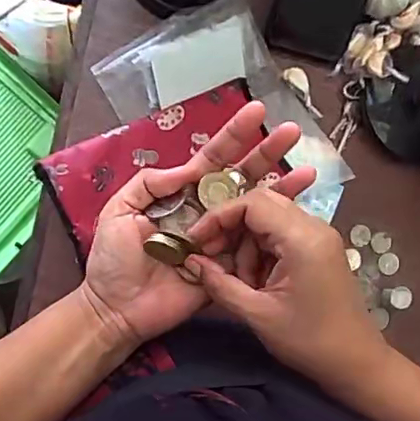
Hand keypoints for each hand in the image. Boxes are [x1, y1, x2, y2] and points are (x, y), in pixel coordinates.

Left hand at [81, 100, 317, 346]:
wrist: (115, 308)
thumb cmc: (112, 260)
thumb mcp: (119, 211)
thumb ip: (150, 184)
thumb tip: (189, 166)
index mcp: (179, 195)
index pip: (211, 161)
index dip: (234, 136)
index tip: (257, 112)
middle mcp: (204, 213)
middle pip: (239, 179)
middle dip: (266, 155)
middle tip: (292, 133)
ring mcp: (217, 241)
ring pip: (253, 211)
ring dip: (280, 191)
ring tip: (307, 171)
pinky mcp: (225, 269)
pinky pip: (251, 249)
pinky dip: (273, 234)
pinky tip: (295, 214)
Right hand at [182, 187, 388, 389]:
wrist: (354, 361)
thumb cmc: (307, 341)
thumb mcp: (257, 314)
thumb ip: (220, 283)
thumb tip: (191, 261)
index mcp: (302, 238)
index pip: (252, 203)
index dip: (217, 217)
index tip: (195, 241)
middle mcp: (314, 227)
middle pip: (261, 205)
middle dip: (230, 229)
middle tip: (210, 257)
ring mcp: (320, 237)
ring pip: (269, 221)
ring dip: (246, 246)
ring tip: (241, 283)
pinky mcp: (320, 250)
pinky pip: (281, 236)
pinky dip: (262, 253)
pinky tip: (257, 281)